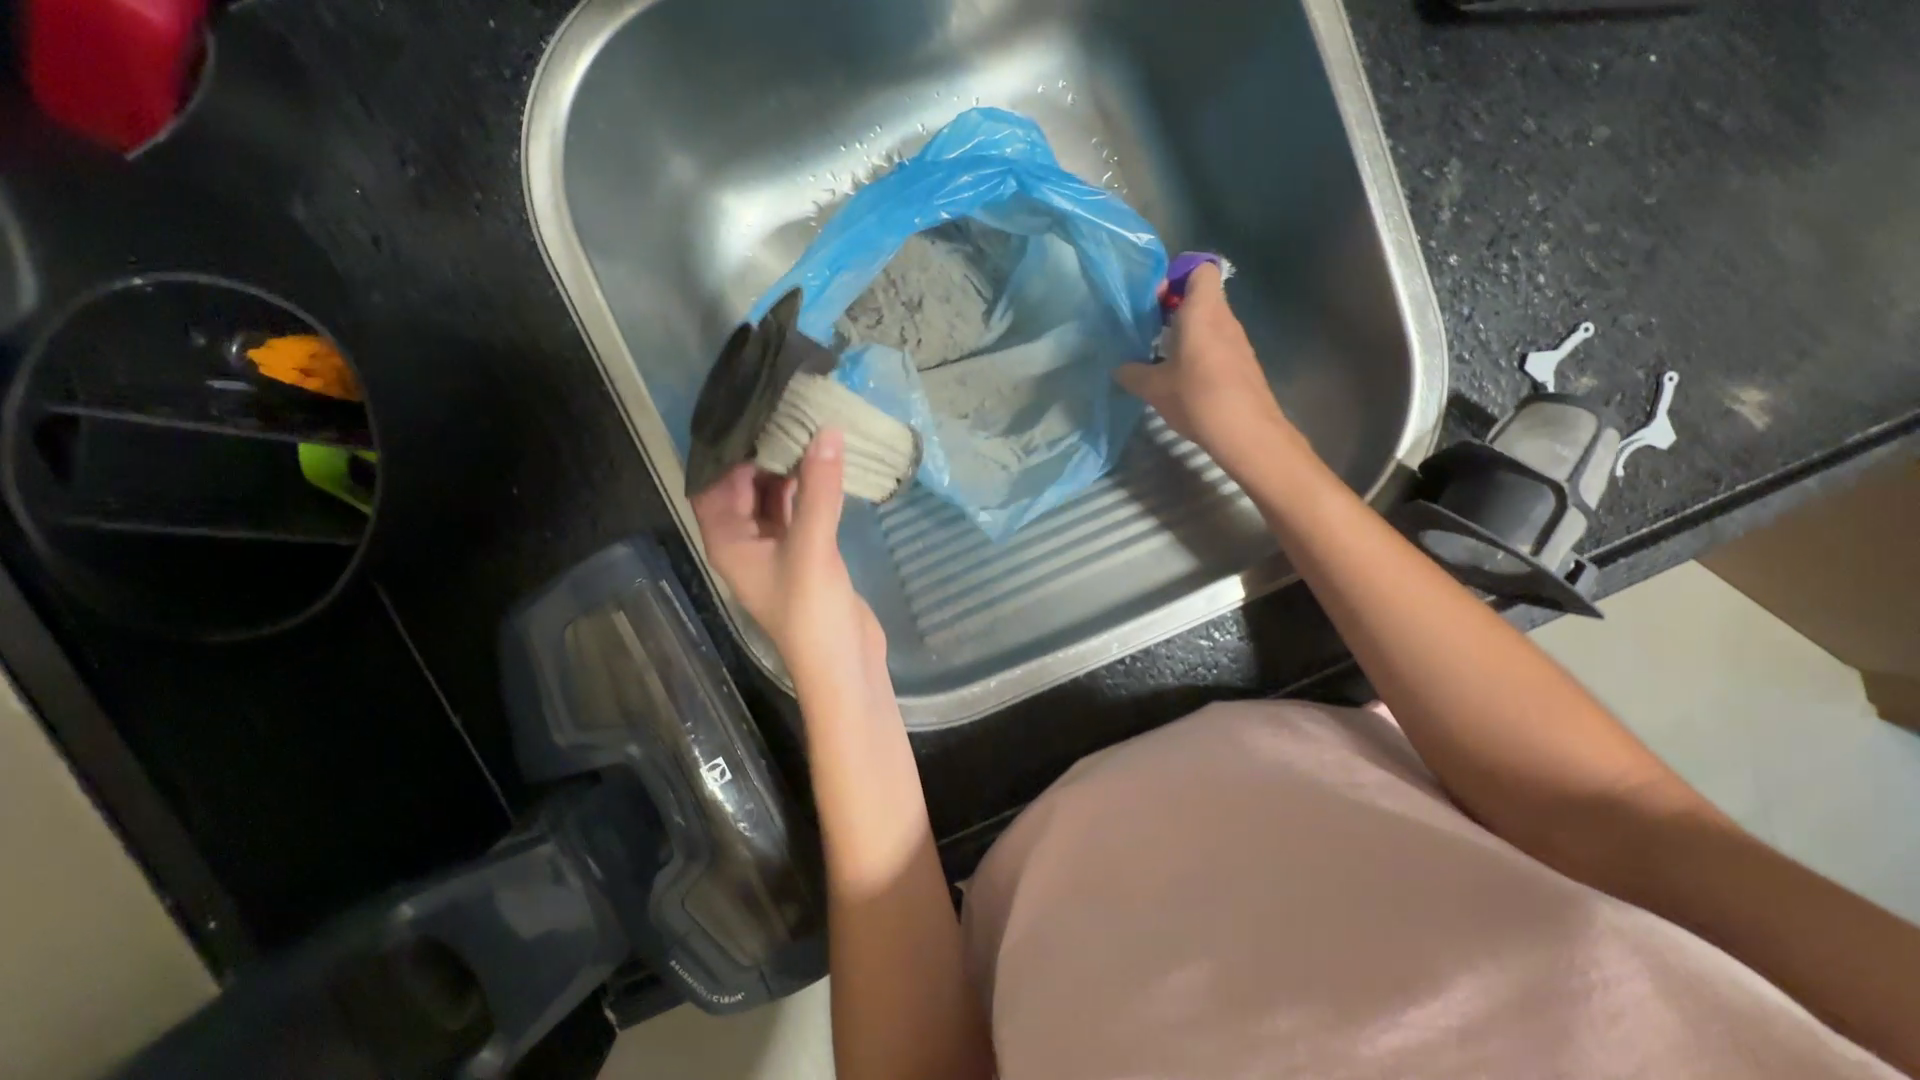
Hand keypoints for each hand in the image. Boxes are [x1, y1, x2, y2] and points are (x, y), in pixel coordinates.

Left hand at [689, 430, 885, 690]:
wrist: (844, 664)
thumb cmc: (811, 611)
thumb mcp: (811, 546)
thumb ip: (818, 489)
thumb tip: (826, 430)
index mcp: (728, 542)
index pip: (713, 486)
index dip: (727, 454)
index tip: (752, 416)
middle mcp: (745, 543)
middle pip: (743, 488)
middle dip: (761, 455)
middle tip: (787, 412)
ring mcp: (776, 549)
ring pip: (773, 499)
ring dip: (787, 470)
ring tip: (807, 428)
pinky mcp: (805, 554)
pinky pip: (798, 511)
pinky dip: (808, 489)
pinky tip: (825, 464)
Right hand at [1115, 264, 1308, 478]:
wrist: (1247, 433)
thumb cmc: (1198, 397)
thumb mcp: (1154, 388)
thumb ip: (1133, 373)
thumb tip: (1120, 369)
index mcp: (1203, 311)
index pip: (1200, 269)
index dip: (1178, 277)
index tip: (1156, 301)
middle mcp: (1224, 318)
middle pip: (1203, 296)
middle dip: (1176, 308)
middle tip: (1151, 330)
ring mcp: (1238, 341)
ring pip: (1211, 322)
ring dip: (1188, 332)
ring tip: (1163, 357)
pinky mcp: (1244, 364)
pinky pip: (1219, 344)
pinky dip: (1201, 352)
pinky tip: (1184, 379)